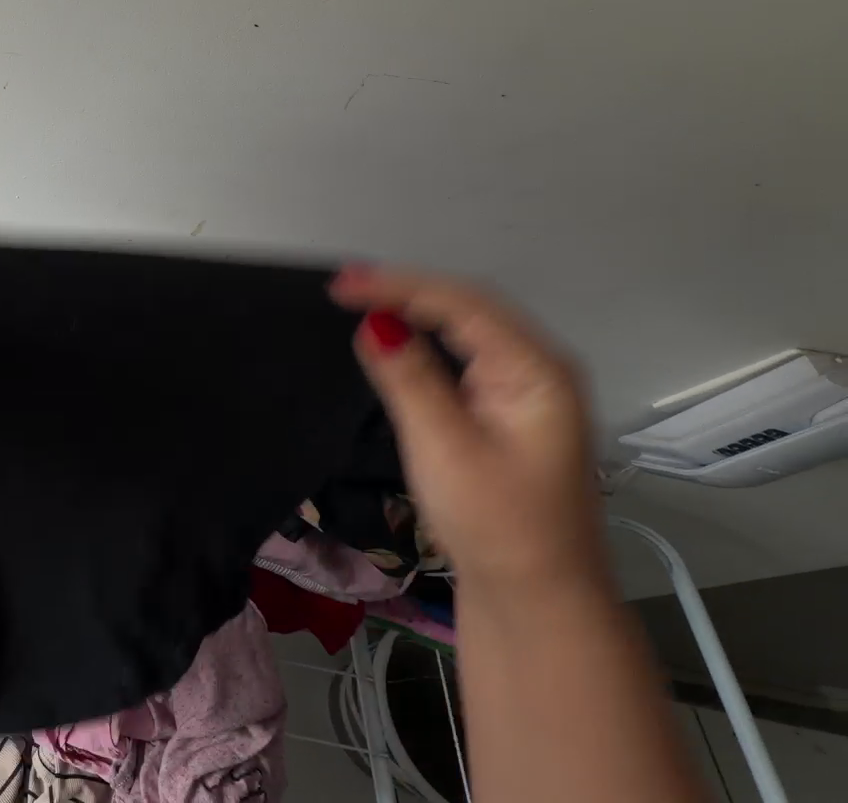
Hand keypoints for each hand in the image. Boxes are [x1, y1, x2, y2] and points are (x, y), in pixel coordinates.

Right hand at [329, 267, 607, 591]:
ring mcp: (525, 392)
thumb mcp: (444, 446)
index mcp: (536, 372)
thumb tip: (376, 322)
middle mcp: (539, 371)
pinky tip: (397, 337)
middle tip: (343, 285)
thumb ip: (410, 378)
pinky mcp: (506, 412)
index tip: (340, 284)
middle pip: (469, 307)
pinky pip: (463, 355)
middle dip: (406, 289)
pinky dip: (425, 338)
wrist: (537, 595)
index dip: (398, 286)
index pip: (461, 305)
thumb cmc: (495, 523)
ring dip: (414, 309)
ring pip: (467, 329)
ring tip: (360, 298)